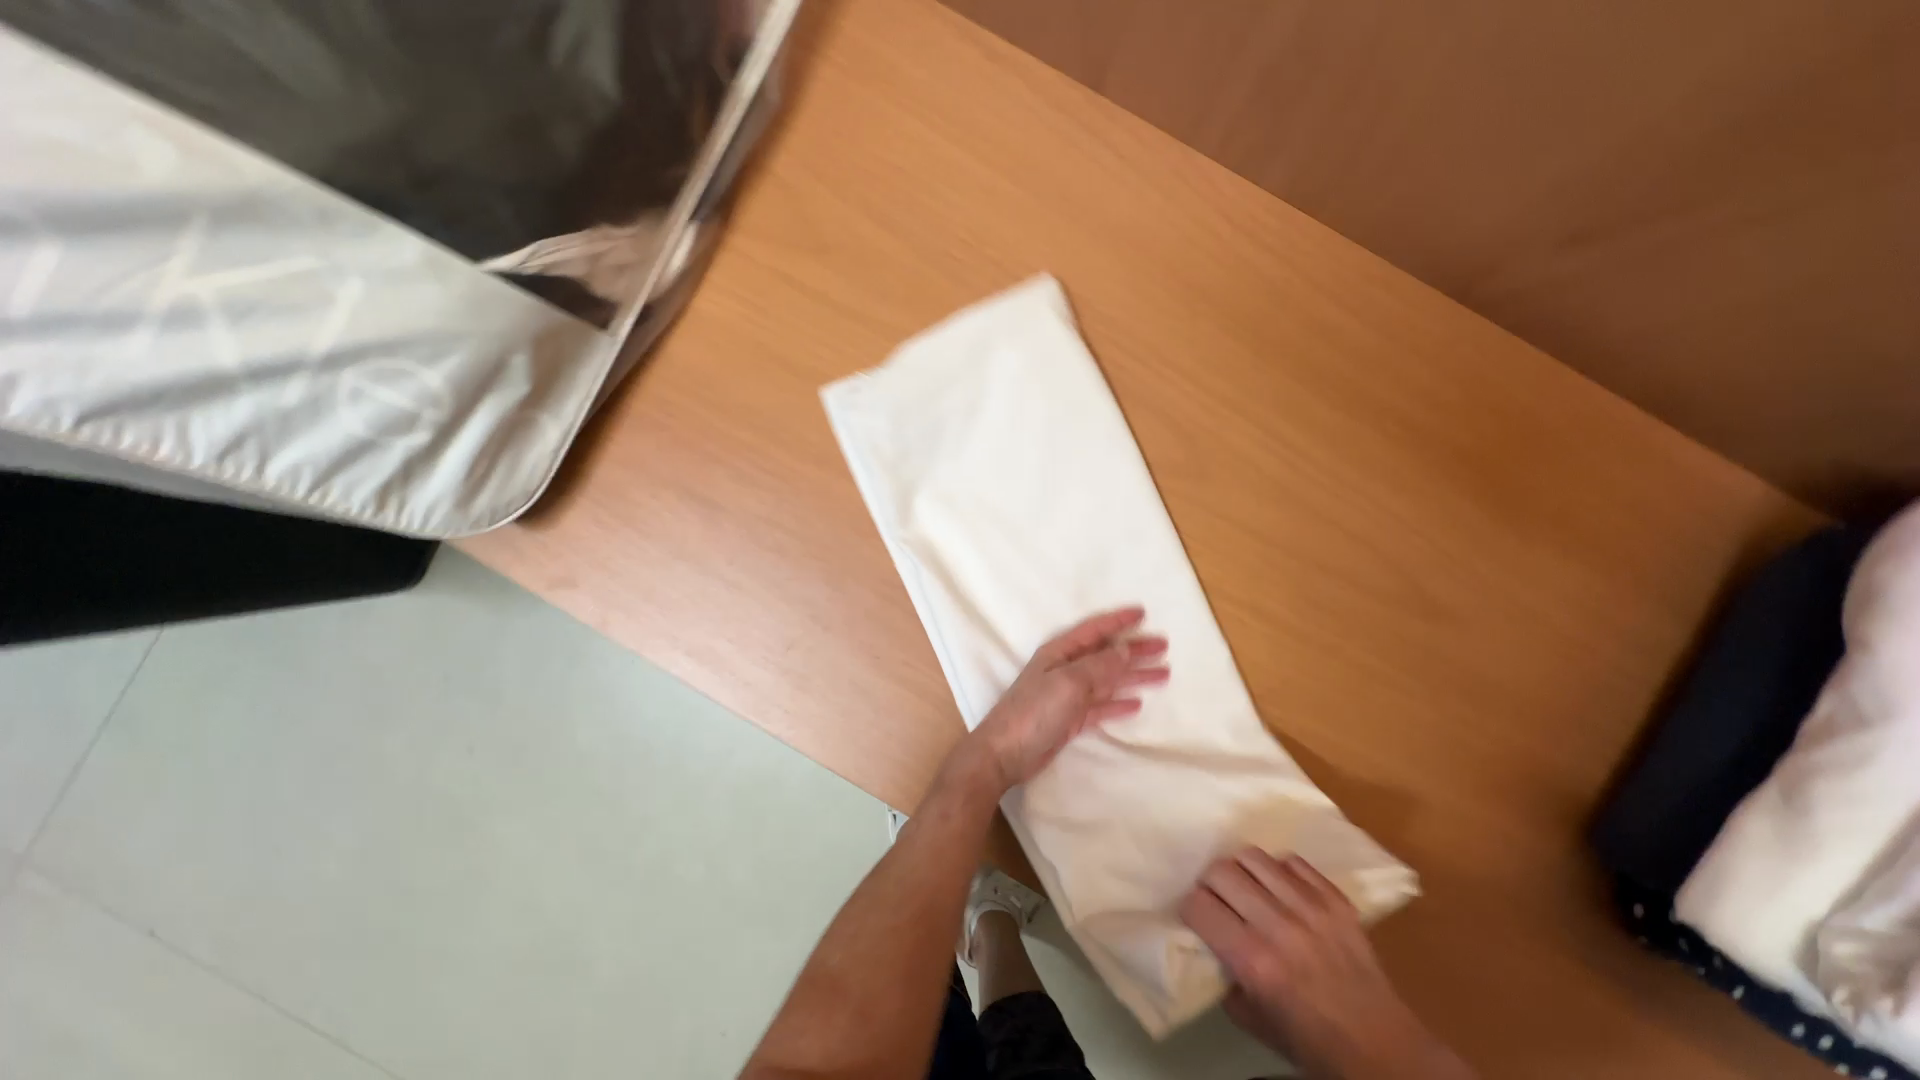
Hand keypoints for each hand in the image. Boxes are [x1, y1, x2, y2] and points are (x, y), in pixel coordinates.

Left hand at [967, 607, 1168, 790]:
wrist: (1004, 753)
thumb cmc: (1033, 711)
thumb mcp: (1068, 683)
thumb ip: (1098, 666)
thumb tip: (1124, 650)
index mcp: (1060, 653)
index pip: (1094, 630)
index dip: (1118, 620)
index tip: (1143, 613)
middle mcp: (1064, 670)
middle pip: (1106, 655)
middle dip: (1134, 650)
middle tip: (1164, 647)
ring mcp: (1067, 696)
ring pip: (1107, 681)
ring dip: (1133, 676)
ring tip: (1163, 674)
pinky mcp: (1069, 720)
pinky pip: (1100, 706)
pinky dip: (1118, 703)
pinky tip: (1137, 702)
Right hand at [1180, 848, 1472, 1079]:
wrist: (1378, 1044)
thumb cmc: (1309, 1040)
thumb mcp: (1250, 1019)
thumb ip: (1224, 977)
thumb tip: (1213, 946)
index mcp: (1252, 960)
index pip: (1199, 904)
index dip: (1191, 908)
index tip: (1196, 917)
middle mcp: (1278, 925)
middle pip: (1221, 871)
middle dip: (1210, 884)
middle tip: (1217, 900)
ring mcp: (1311, 908)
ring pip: (1254, 857)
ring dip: (1242, 871)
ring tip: (1248, 889)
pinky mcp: (1336, 900)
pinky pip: (1293, 862)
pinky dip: (1279, 871)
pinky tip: (1281, 891)